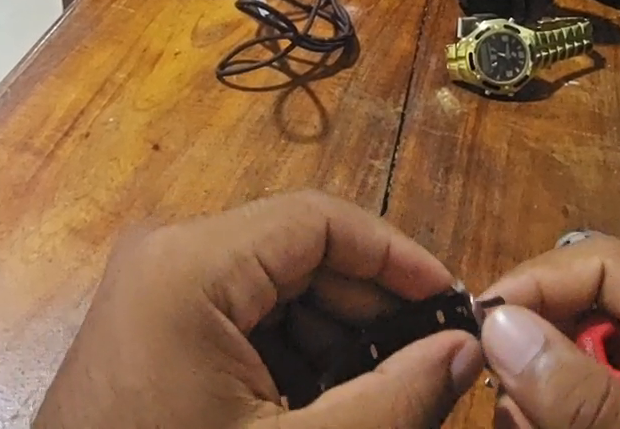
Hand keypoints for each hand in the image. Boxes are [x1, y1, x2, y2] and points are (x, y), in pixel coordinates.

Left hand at [34, 191, 483, 428]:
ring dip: (334, 331)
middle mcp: (169, 251)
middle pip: (297, 250)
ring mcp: (155, 283)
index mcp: (192, 263)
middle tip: (430, 355)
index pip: (319, 220)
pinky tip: (323, 400)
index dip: (394, 255)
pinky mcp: (153, 319)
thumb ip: (391, 399)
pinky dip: (291, 349)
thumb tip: (467, 350)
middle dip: (368, 303)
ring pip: (274, 282)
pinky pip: (241, 311)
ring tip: (384, 386)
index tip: (453, 302)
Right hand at [476, 233, 619, 428]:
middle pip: (586, 313)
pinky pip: (589, 409)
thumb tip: (499, 321)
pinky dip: (559, 426)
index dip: (536, 283)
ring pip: (576, 364)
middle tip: (518, 423)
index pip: (605, 264)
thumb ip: (591, 411)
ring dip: (544, 408)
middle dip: (538, 360)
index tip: (478, 333)